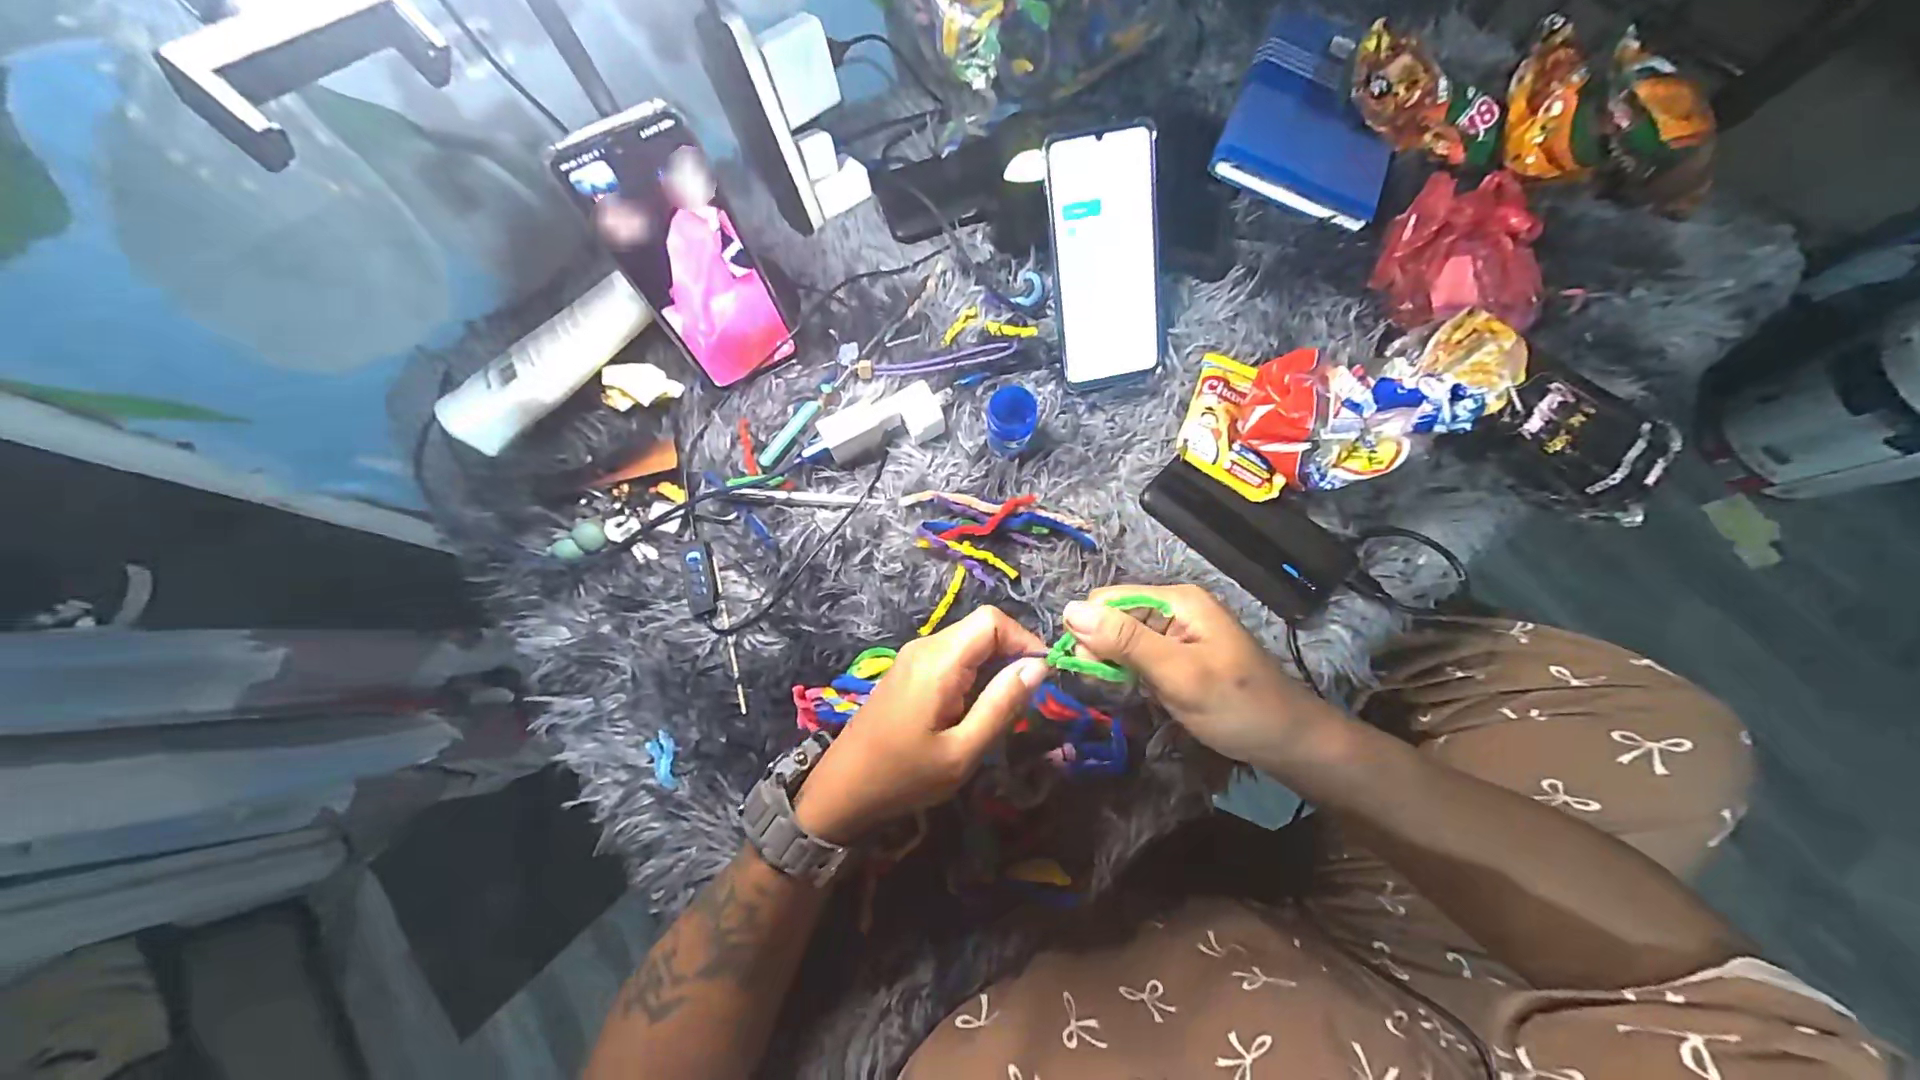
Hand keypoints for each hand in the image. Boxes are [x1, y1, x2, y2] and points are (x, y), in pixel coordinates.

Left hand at [794, 606, 1047, 844]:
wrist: (842, 789)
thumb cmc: (904, 776)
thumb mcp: (962, 751)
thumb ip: (1002, 705)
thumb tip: (1038, 667)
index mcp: (938, 660)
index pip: (992, 619)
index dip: (1025, 640)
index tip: (1043, 677)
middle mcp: (925, 647)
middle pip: (981, 627)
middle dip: (1012, 654)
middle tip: (1025, 699)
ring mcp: (913, 656)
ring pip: (968, 641)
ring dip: (994, 666)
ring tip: (1001, 709)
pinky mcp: (908, 670)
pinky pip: (952, 656)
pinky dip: (974, 673)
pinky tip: (973, 709)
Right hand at [1062, 585, 1334, 765]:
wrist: (1289, 741)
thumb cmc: (1236, 706)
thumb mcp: (1178, 673)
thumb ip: (1125, 641)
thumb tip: (1068, 610)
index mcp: (1176, 600)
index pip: (1107, 600)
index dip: (1091, 631)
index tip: (1096, 669)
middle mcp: (1173, 607)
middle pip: (1112, 617)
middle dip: (1103, 648)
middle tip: (1119, 685)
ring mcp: (1176, 631)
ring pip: (1120, 637)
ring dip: (1116, 664)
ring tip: (1134, 691)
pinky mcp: (1176, 653)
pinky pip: (1137, 654)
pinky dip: (1131, 672)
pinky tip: (1143, 691)